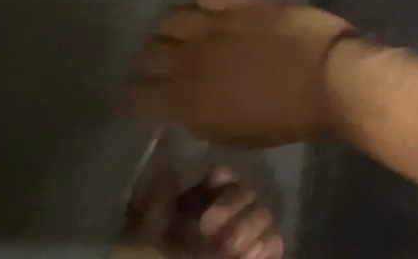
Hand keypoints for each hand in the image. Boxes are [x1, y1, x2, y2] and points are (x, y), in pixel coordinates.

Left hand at [121, 165, 282, 258]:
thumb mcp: (141, 244)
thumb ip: (156, 207)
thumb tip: (169, 168)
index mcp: (191, 215)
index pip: (220, 180)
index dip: (222, 178)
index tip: (216, 182)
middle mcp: (220, 225)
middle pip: (245, 192)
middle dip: (233, 203)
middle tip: (209, 227)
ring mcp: (239, 245)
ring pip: (264, 215)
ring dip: (249, 226)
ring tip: (229, 249)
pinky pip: (276, 243)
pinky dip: (266, 247)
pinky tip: (248, 256)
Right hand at [134, 0, 357, 148]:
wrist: (328, 76)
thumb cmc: (287, 117)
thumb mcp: (233, 133)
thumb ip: (201, 115)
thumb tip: (188, 102)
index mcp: (184, 101)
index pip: (138, 94)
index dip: (146, 93)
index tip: (157, 92)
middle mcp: (190, 60)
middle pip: (150, 51)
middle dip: (158, 56)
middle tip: (176, 59)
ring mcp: (215, 25)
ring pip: (171, 17)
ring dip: (177, 25)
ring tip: (195, 31)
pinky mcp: (243, 1)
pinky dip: (209, 0)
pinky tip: (222, 9)